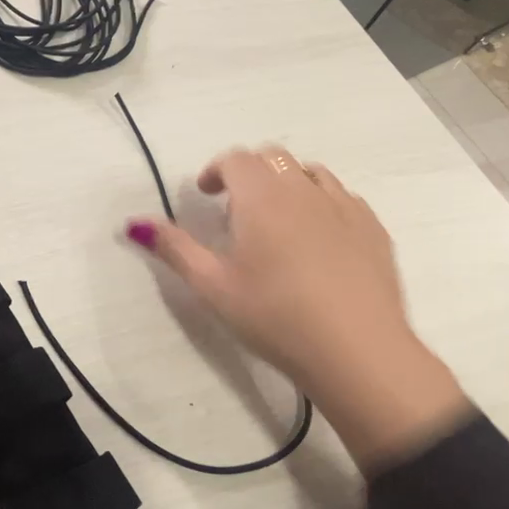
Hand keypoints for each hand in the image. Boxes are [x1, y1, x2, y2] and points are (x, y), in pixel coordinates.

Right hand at [126, 146, 470, 472]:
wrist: (356, 351)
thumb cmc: (274, 316)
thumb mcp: (212, 286)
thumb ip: (174, 248)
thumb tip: (134, 223)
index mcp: (262, 196)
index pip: (236, 159)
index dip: (216, 170)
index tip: (206, 194)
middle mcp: (304, 189)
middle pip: (273, 158)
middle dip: (250, 173)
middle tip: (236, 208)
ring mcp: (345, 206)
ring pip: (311, 172)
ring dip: (287, 183)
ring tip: (277, 220)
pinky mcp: (374, 229)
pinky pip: (343, 197)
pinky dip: (321, 203)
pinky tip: (317, 239)